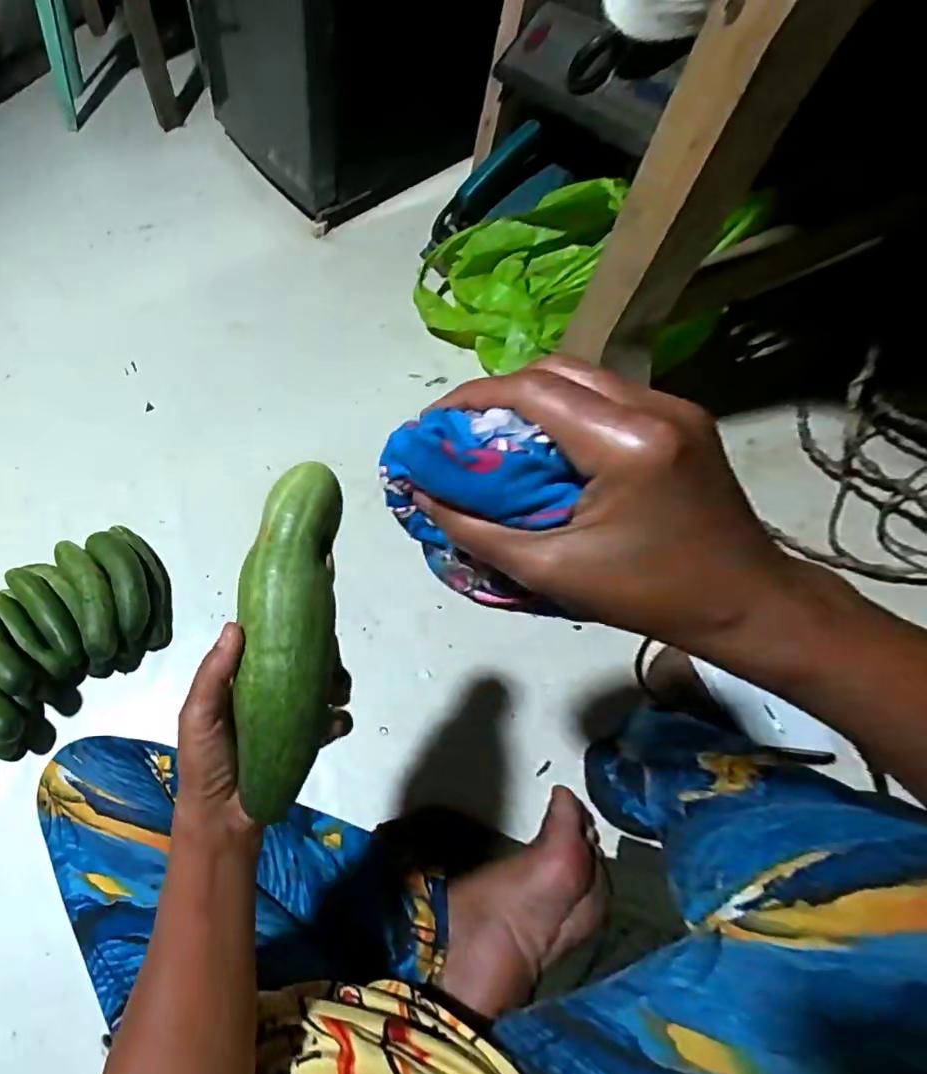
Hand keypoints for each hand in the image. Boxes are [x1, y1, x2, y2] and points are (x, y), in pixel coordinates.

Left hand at [176, 624, 351, 840]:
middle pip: (298, 663)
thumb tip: (235, 627)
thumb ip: (213, 674)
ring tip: (336, 691)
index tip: (304, 624)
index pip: (262, 647)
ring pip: (318, 688)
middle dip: (319, 657)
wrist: (224, 815)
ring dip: (334, 683)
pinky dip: (338, 718)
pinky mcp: (304, 742)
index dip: (283, 632)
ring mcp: (285, 717)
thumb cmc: (204, 758)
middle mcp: (262, 693)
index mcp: (234, 682)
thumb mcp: (198, 713)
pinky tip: (335, 722)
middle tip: (329, 664)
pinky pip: (329, 723)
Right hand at [415, 356, 814, 651]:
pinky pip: (599, 397)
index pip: (531, 390)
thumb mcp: (540, 567)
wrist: (749, 604)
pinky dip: (553, 410)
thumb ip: (470, 528)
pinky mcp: (678, 424)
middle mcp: (656, 411)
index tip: (427, 424)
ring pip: (578, 378)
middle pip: (554, 371)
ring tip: (483, 436)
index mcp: (626, 444)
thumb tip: (421, 494)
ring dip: (522, 399)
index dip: (469, 398)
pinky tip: (530, 444)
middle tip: (453, 429)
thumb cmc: (644, 591)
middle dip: (492, 393)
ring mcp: (674, 412)